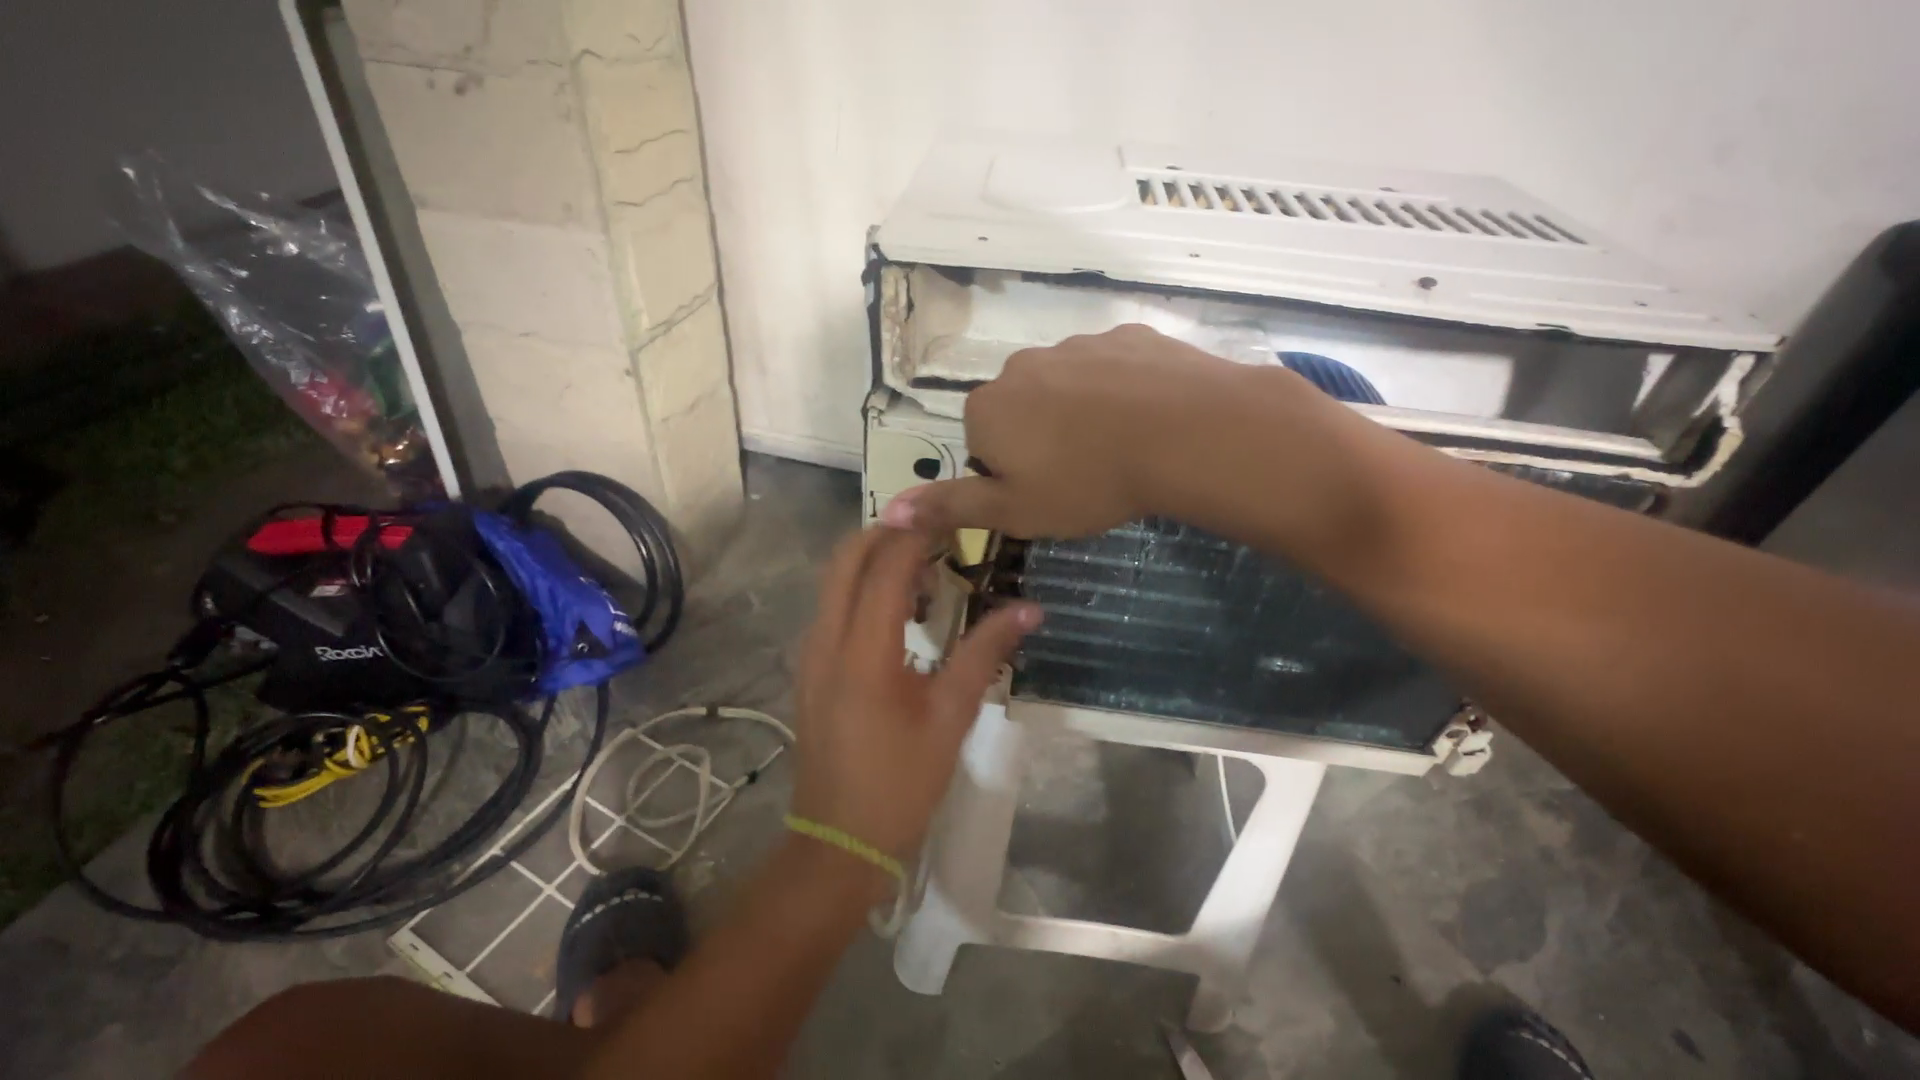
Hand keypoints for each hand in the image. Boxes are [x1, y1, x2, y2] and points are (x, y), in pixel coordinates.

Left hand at [789, 526, 1040, 869]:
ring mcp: (810, 655)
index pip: (885, 566)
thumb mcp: (951, 717)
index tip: (953, 515)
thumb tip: (1030, 610)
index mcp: (861, 650)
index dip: (916, 532)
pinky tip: (902, 613)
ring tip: (927, 570)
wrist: (839, 842)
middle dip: (887, 534)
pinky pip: (831, 608)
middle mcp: (824, 640)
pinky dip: (861, 590)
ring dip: (873, 561)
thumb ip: (986, 653)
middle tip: (937, 534)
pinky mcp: (810, 671)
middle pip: (845, 559)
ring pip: (833, 582)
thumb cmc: (901, 783)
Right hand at [879, 324, 1272, 537]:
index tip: (1046, 492)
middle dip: (1042, 436)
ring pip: (1068, 385)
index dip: (1012, 473)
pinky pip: (1112, 367)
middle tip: (1083, 473)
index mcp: (988, 409)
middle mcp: (1021, 366)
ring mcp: (1076, 344)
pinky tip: (1148, 416)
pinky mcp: (1126, 335)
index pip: (982, 442)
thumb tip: (888, 512)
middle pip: (1022, 408)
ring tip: (1121, 447)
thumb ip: (949, 507)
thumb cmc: (1087, 481)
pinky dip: (1122, 389)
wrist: (1181, 432)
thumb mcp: (1013, 511)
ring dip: (1082, 412)